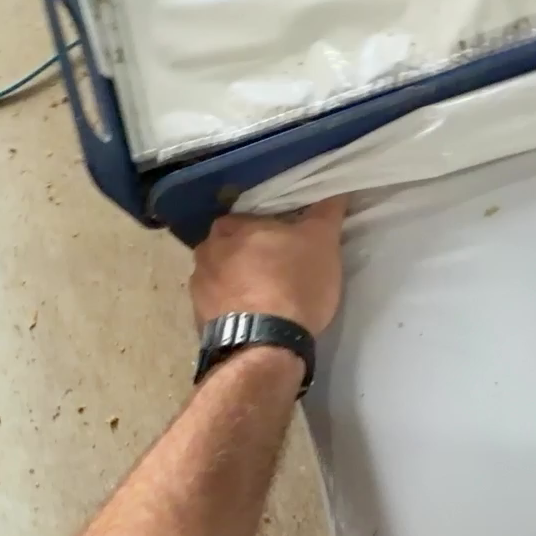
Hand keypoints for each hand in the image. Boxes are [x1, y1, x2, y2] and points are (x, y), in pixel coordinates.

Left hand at [190, 196, 347, 333]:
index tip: (289, 248)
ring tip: (265, 301)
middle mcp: (206, 252)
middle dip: (249, 257)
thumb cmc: (294, 284)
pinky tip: (253, 321)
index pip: (251, 220)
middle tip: (276, 273)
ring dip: (238, 284)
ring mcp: (199, 288)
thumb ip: (326, 213)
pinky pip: (218, 307)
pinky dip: (233, 310)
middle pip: (231, 247)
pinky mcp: (200, 320)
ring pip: (221, 277)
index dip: (271, 233)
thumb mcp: (322, 243)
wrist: (266, 344)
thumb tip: (336, 190)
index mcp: (231, 227)